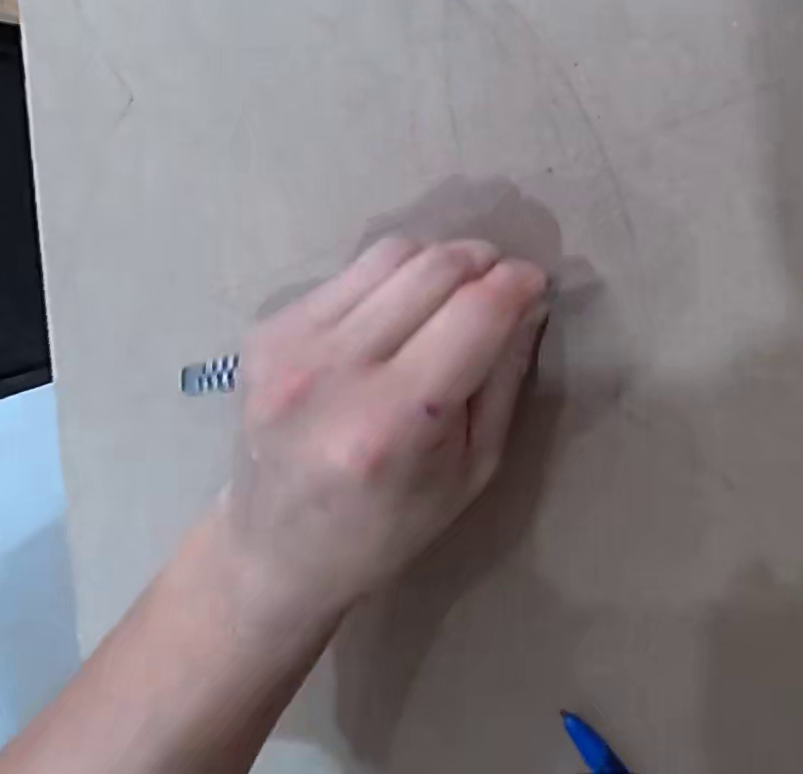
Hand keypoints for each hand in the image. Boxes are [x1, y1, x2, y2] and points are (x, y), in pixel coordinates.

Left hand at [221, 238, 549, 619]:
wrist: (277, 550)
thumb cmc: (392, 523)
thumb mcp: (475, 465)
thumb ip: (505, 375)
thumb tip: (529, 300)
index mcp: (395, 422)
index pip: (476, 313)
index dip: (518, 283)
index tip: (536, 281)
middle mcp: (334, 371)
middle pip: (435, 268)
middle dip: (485, 261)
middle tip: (501, 280)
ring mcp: (290, 343)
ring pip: (394, 253)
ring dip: (441, 259)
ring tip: (455, 289)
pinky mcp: (266, 329)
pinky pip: (354, 268)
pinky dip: (395, 274)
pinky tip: (402, 307)